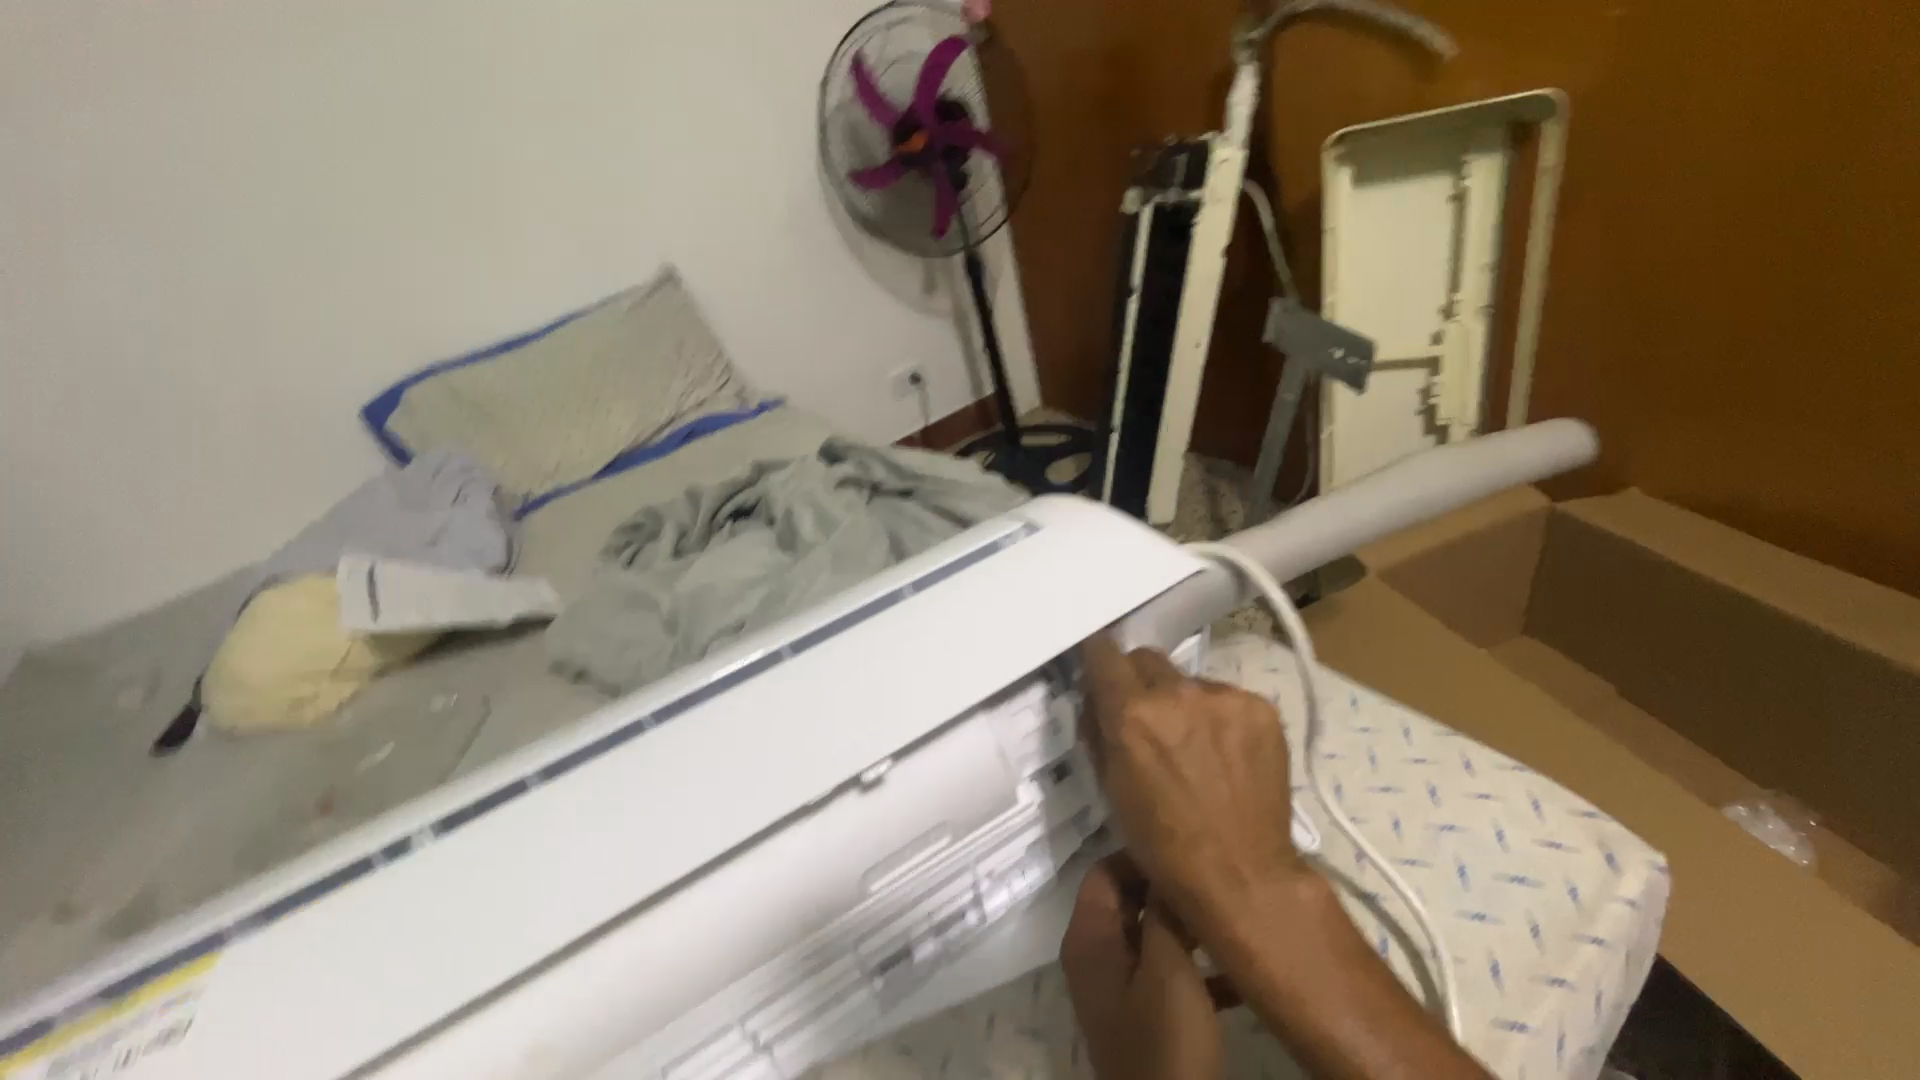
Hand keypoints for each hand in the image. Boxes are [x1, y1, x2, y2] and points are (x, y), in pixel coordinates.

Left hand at [1061, 853, 1221, 1079]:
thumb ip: (1164, 912)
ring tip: (1232, 916)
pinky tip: (1239, 971)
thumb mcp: (1168, 968)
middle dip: (1167, 890)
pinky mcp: (1143, 1016)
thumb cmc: (1164, 1041)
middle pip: (1127, 901)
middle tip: (1216, 877)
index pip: (1105, 872)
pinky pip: (1167, 974)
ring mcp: (1118, 988)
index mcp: (1089, 938)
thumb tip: (1167, 860)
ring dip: (1186, 928)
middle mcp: (1096, 956)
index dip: (1142, 857)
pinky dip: (1197, 968)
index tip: (1188, 850)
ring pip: (1151, 937)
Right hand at [1079, 637, 1303, 940]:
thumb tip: (1095, 700)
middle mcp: (1177, 693)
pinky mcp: (1261, 707)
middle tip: (1148, 717)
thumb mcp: (1111, 787)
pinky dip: (1220, 716)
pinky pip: (1227, 697)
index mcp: (1132, 714)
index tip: (1098, 665)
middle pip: (1146, 658)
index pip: (1103, 653)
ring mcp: (1225, 697)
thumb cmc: (1162, 843)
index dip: (1097, 656)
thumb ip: (1098, 732)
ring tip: (1195, 744)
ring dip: (1183, 702)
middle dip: (1139, 681)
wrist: (1242, 874)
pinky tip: (1226, 752)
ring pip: (1189, 680)